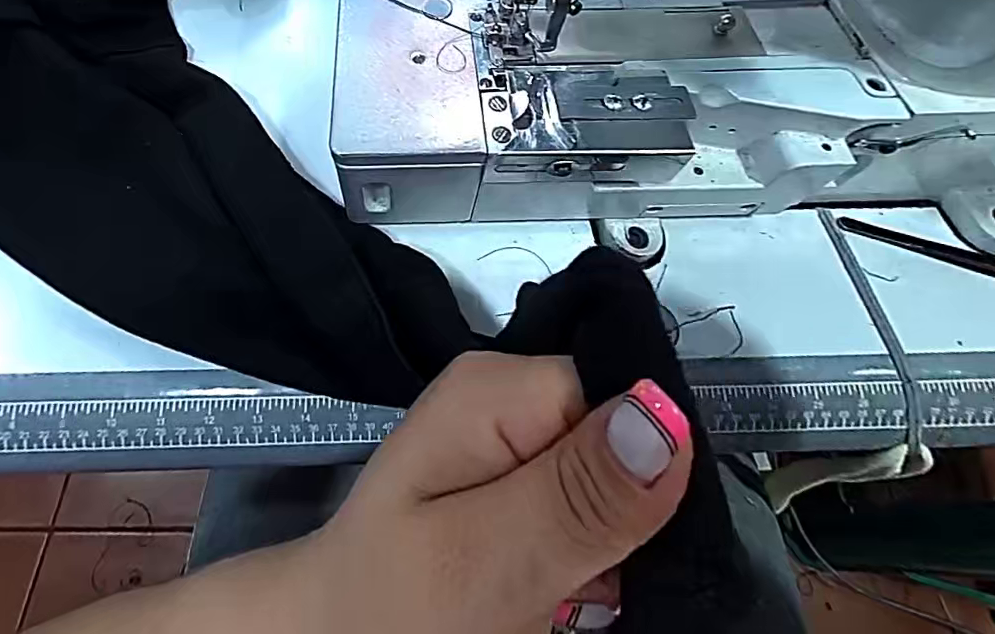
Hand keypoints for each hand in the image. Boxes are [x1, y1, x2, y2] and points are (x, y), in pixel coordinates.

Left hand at [30, 351, 692, 633]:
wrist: (326, 633)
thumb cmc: (391, 607)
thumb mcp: (484, 561)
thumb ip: (576, 492)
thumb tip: (668, 412)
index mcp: (497, 385)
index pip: (617, 388)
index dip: (645, 462)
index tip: (637, 541)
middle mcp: (507, 391)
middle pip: (616, 428)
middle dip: (631, 502)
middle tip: (599, 577)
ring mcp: (509, 430)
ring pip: (607, 467)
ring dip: (614, 531)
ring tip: (583, 586)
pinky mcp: (512, 472)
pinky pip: (582, 493)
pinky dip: (591, 542)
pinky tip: (573, 582)